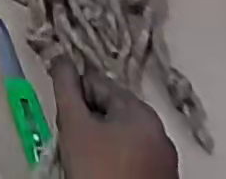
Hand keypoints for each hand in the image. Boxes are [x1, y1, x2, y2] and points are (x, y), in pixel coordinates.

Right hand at [51, 59, 177, 178]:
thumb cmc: (98, 172)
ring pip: (121, 135)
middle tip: (73, 141)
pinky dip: (116, 161)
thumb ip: (64, 85)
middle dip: (88, 120)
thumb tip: (60, 58)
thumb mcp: (74, 124)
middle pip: (110, 109)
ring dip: (100, 141)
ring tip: (86, 161)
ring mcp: (165, 161)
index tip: (64, 117)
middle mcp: (160, 132)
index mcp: (142, 111)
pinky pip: (134, 158)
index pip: (97, 83)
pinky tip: (102, 175)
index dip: (75, 96)